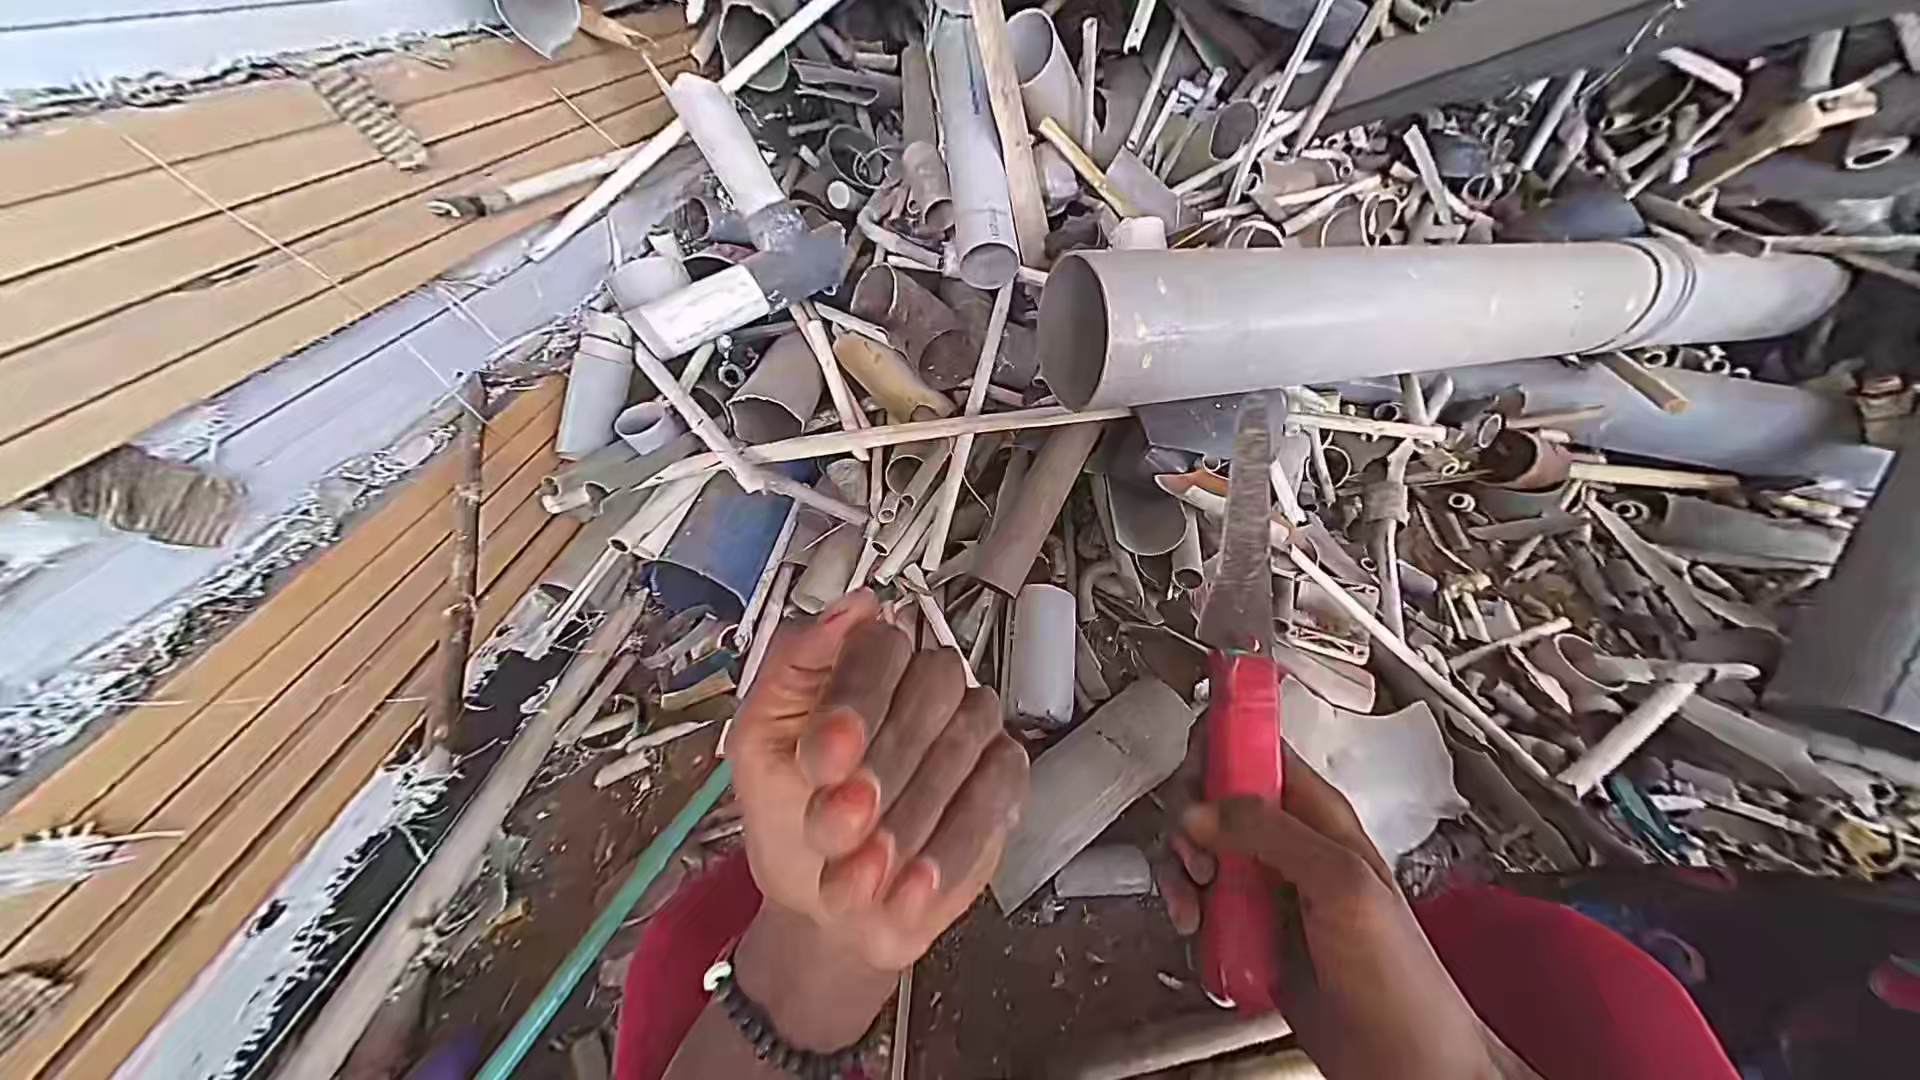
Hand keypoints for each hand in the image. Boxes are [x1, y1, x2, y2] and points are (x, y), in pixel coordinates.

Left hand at [729, 589, 1029, 971]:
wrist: (824, 904)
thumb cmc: (791, 811)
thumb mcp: (758, 741)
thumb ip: (791, 667)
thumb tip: (850, 607)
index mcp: (866, 662)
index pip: (880, 646)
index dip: (856, 699)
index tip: (823, 760)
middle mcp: (925, 682)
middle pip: (932, 685)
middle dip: (882, 764)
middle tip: (835, 825)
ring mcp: (971, 726)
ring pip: (963, 741)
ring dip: (910, 814)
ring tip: (860, 875)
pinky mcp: (1002, 777)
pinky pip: (995, 793)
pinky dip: (951, 845)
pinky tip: (910, 886)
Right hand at [1176, 747, 1504, 1079]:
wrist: (1406, 1072)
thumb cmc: (1399, 979)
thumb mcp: (1344, 886)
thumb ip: (1272, 833)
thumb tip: (1198, 811)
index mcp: (1312, 811)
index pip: (1253, 746)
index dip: (1216, 745)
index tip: (1194, 774)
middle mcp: (1279, 835)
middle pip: (1207, 790)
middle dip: (1188, 816)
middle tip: (1197, 854)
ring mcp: (1256, 876)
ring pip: (1191, 838)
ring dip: (1178, 864)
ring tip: (1195, 901)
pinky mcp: (1238, 917)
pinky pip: (1191, 888)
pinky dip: (1181, 900)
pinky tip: (1193, 925)